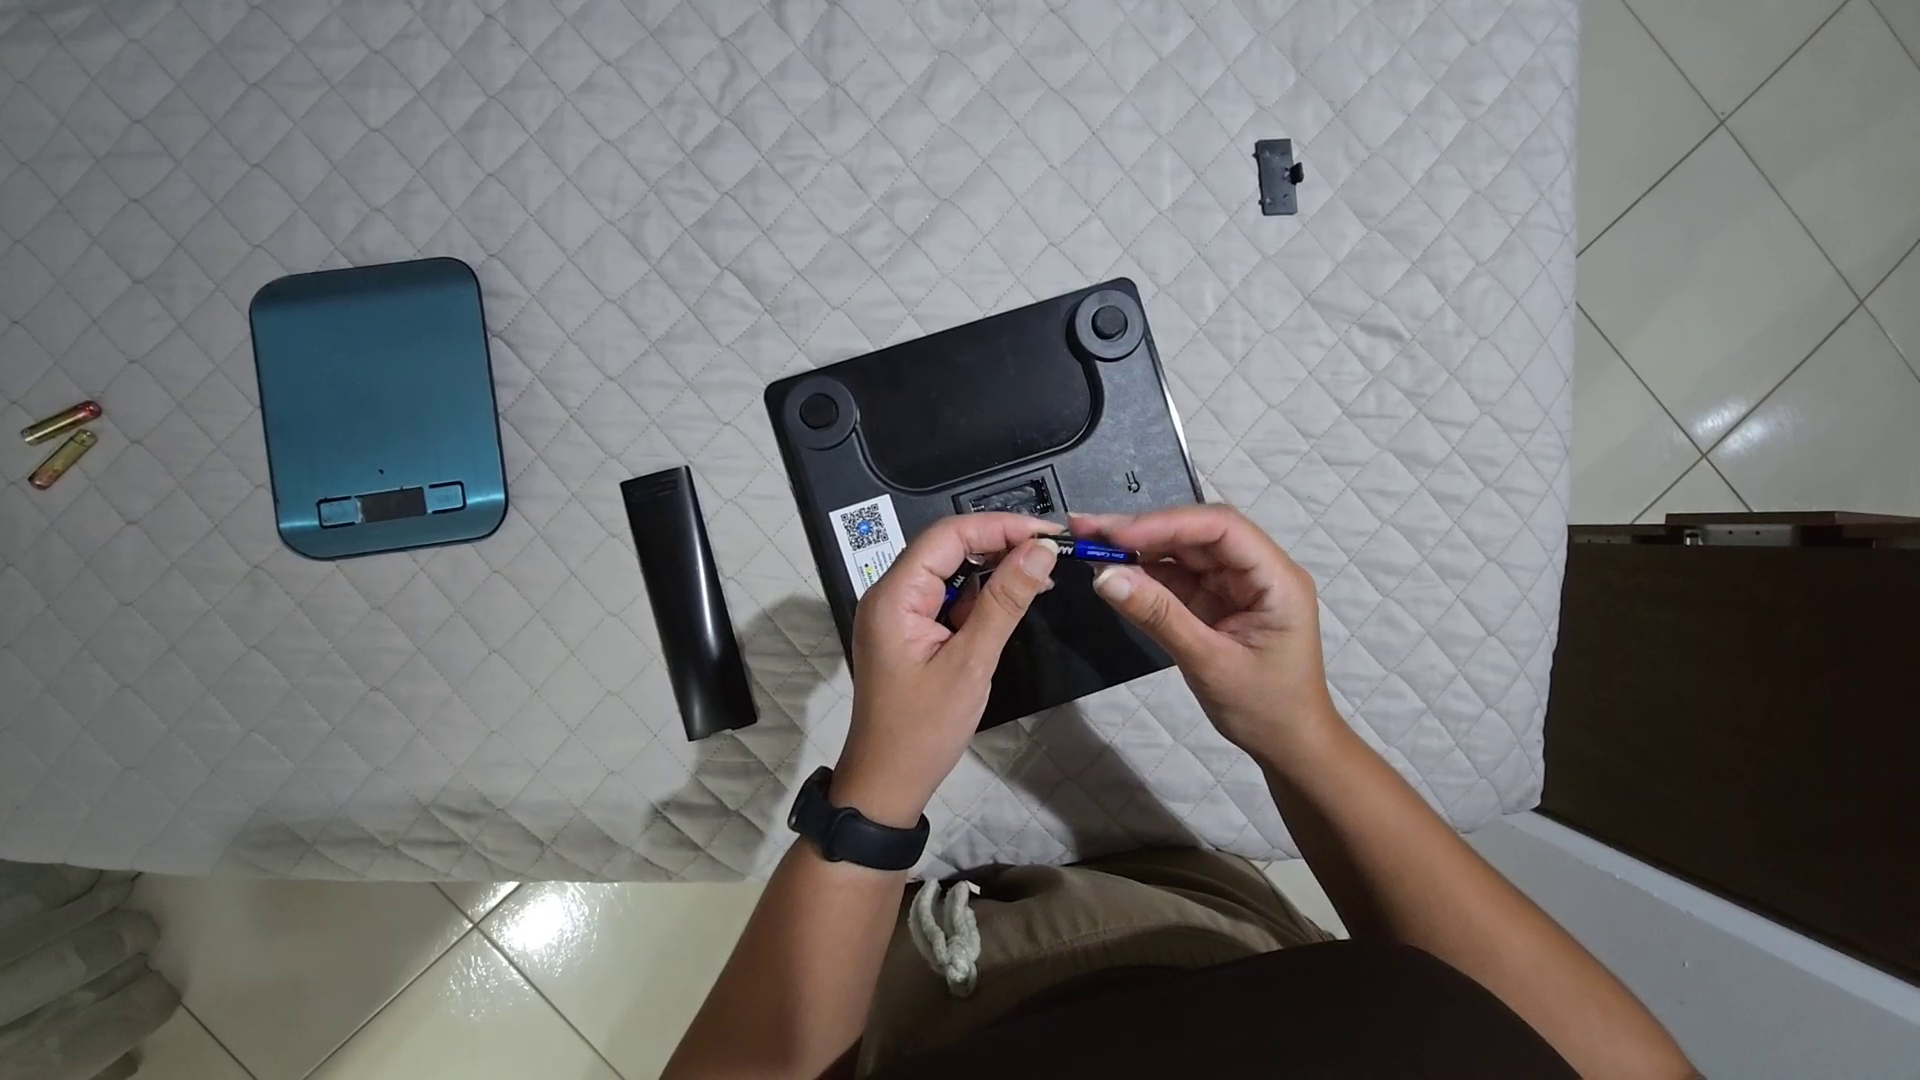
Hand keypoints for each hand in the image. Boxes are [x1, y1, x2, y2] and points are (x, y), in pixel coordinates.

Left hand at [832, 514, 1061, 828]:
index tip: (1047, 533)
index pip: (947, 535)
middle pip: (947, 547)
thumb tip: (1041, 550)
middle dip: (998, 543)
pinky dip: (979, 596)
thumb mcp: (971, 663)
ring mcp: (898, 613)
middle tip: (1050, 552)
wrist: (888, 782)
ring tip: (1040, 574)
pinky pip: (946, 597)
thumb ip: (1005, 602)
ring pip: (950, 570)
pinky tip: (1012, 600)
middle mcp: (891, 594)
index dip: (998, 526)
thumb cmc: (924, 729)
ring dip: (993, 569)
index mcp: (894, 595)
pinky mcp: (909, 630)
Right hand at [1075, 506, 1336, 760]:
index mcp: (1275, 578)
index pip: (1220, 528)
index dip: (1165, 523)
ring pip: (1180, 551)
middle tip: (1085, 529)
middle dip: (1141, 530)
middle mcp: (1255, 569)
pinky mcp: (1212, 599)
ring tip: (1087, 544)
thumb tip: (1103, 577)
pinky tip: (1110, 570)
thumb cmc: (1264, 707)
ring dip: (1135, 547)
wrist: (1288, 745)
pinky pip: (1174, 576)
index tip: (1115, 535)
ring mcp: (1232, 584)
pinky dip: (1141, 573)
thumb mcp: (1209, 663)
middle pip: (1195, 533)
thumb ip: (1158, 616)